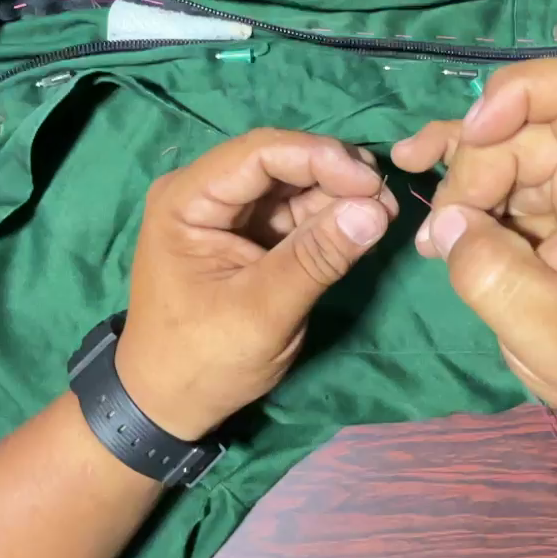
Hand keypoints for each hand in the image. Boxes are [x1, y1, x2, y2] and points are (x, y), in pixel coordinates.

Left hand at [118, 129, 399, 439]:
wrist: (170, 403)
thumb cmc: (202, 361)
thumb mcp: (262, 314)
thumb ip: (316, 259)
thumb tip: (375, 210)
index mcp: (187, 200)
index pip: (258, 154)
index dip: (318, 158)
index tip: (370, 183)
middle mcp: (206, 192)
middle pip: (280, 161)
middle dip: (336, 175)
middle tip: (387, 200)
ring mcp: (230, 211)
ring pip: (295, 183)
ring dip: (341, 194)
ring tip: (385, 213)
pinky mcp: (252, 232)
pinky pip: (298, 210)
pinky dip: (332, 216)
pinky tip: (364, 224)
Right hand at [391, 57, 556, 426]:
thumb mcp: (552, 334)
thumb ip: (492, 276)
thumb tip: (444, 224)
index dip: (518, 94)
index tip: (472, 140)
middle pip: (517, 126)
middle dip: (470, 174)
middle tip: (450, 239)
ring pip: (494, 147)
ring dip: (452, 183)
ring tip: (428, 236)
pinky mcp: (541, 201)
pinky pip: (490, 171)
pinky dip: (452, 184)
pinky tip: (422, 197)